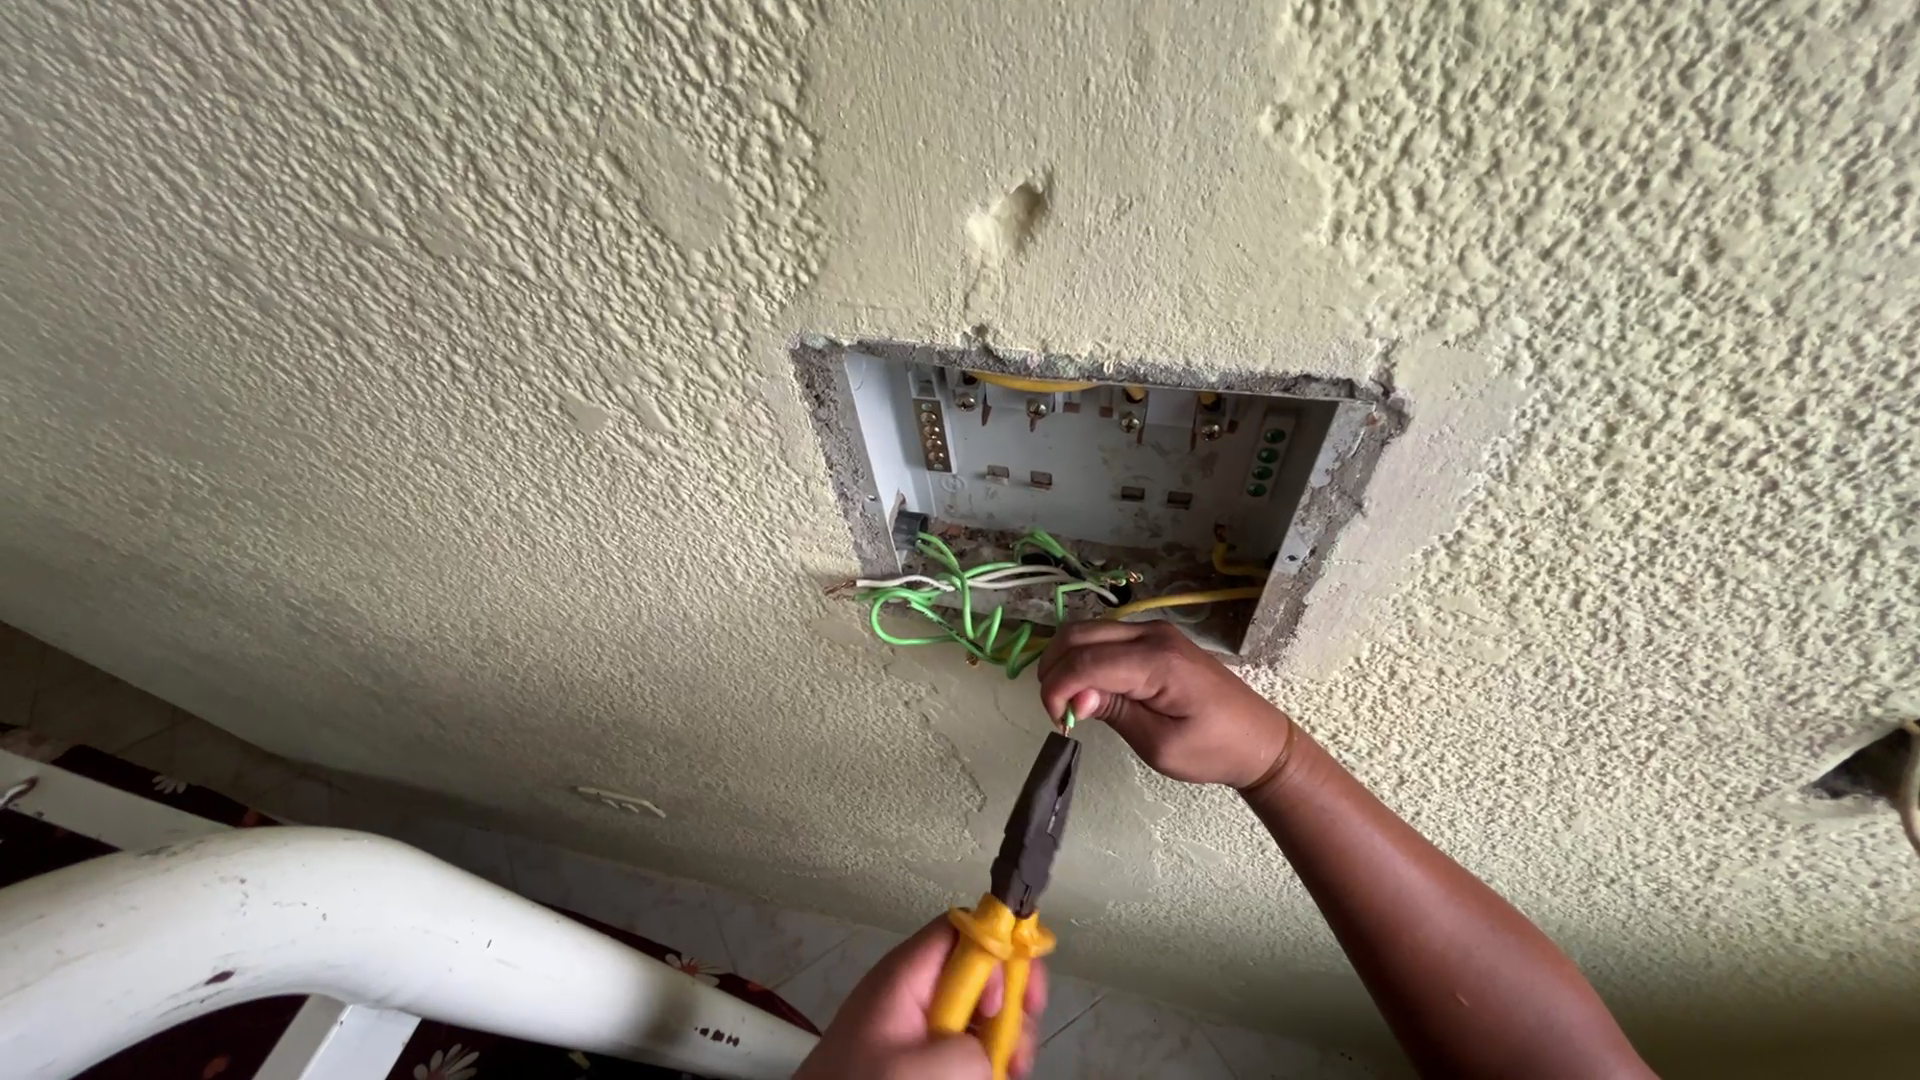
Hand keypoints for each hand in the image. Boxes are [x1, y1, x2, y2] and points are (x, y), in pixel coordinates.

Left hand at [794, 916, 1048, 1079]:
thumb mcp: (921, 1070)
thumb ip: (970, 1047)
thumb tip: (985, 1051)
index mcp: (908, 974)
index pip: (966, 928)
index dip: (1001, 949)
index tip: (1022, 994)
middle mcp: (916, 993)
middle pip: (982, 974)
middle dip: (1011, 1006)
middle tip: (1017, 1050)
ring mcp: (918, 1030)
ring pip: (980, 1017)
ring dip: (1002, 1043)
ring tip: (1006, 1074)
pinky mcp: (919, 1061)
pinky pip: (964, 1049)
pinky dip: (983, 1066)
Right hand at [1037, 621, 1294, 790]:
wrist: (1259, 739)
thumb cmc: (1213, 749)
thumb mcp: (1159, 745)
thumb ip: (1115, 713)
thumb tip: (1074, 697)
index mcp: (1157, 661)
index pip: (1084, 660)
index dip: (1057, 688)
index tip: (1057, 720)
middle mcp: (1152, 634)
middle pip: (1078, 635)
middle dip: (1054, 671)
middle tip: (1058, 711)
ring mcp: (1153, 631)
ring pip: (1086, 630)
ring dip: (1066, 661)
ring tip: (1070, 702)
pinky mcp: (1154, 637)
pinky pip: (1104, 636)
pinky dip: (1083, 657)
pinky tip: (1087, 687)